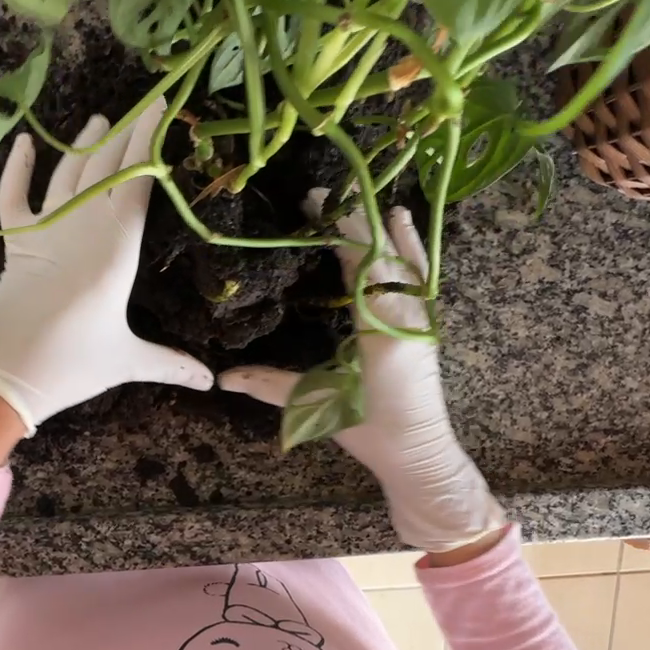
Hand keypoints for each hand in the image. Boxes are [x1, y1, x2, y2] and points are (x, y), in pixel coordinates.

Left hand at [0, 102, 213, 436]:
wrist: (7, 372)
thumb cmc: (72, 363)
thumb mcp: (126, 360)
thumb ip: (169, 363)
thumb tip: (209, 381)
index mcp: (117, 247)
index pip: (138, 181)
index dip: (150, 142)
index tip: (162, 108)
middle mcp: (82, 226)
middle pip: (106, 169)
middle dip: (126, 134)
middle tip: (141, 105)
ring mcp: (45, 230)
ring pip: (69, 175)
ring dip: (85, 146)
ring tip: (100, 121)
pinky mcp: (15, 241)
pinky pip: (14, 196)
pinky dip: (19, 169)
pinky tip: (28, 143)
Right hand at [219, 190, 506, 552]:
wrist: (420, 453)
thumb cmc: (370, 430)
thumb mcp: (318, 406)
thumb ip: (272, 387)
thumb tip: (224, 378)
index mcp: (378, 327)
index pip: (358, 261)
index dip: (336, 229)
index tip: (312, 203)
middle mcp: (405, 314)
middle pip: (382, 253)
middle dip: (354, 220)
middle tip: (323, 196)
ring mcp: (421, 319)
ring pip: (408, 261)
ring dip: (389, 230)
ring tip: (377, 201)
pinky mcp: (425, 328)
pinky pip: (420, 277)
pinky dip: (411, 251)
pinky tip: (406, 236)